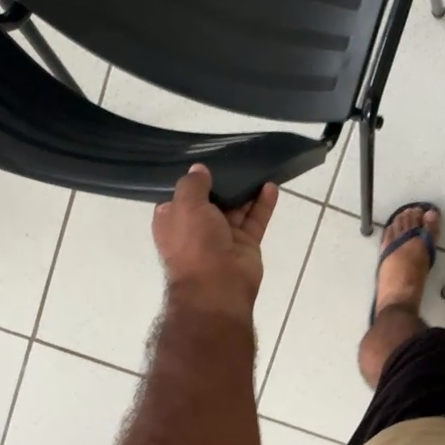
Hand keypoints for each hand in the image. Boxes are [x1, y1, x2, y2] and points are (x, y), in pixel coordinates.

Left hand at [153, 165, 277, 315]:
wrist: (217, 286)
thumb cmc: (194, 243)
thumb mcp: (186, 204)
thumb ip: (192, 184)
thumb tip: (199, 170)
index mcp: (173, 221)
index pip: (181, 197)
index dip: (192, 182)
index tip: (204, 162)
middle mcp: (197, 229)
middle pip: (212, 202)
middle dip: (222, 183)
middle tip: (235, 158)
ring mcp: (223, 238)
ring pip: (236, 209)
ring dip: (245, 191)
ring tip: (256, 168)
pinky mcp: (246, 245)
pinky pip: (255, 220)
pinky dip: (263, 204)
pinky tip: (271, 186)